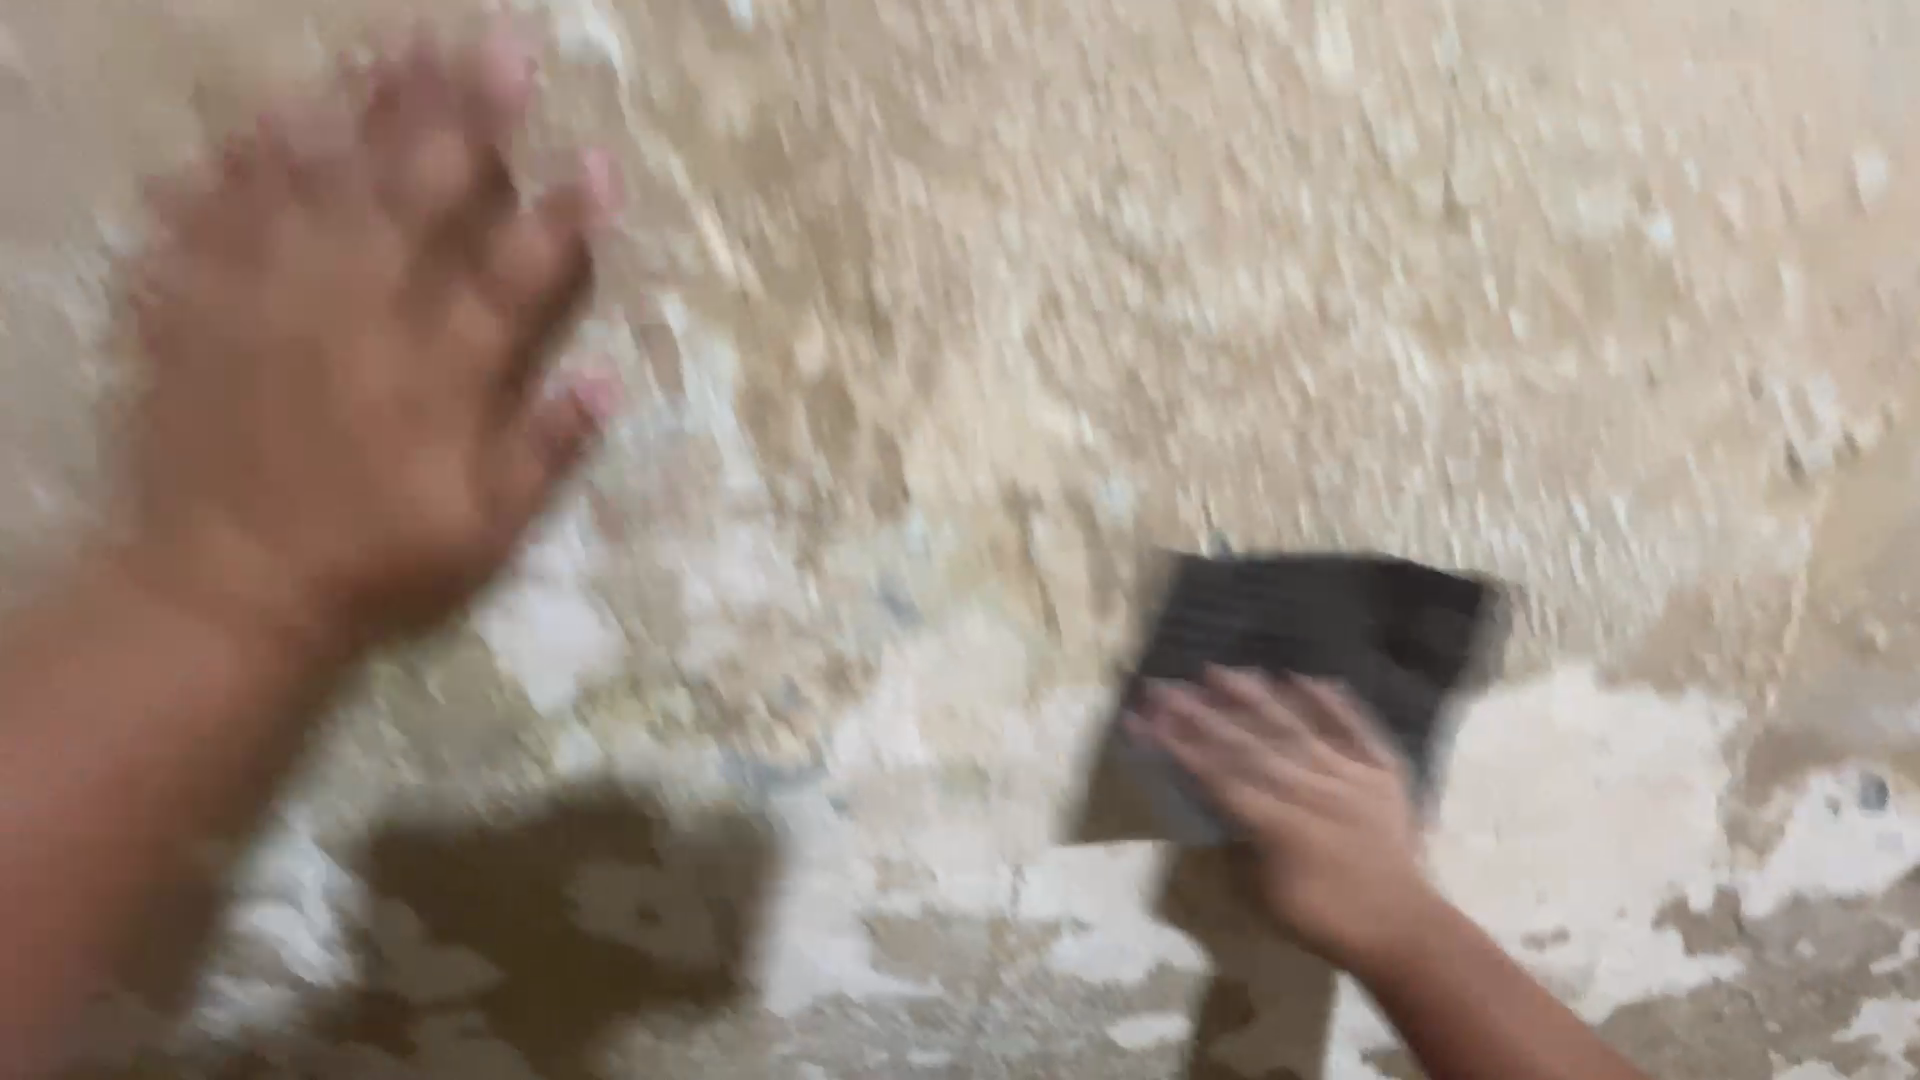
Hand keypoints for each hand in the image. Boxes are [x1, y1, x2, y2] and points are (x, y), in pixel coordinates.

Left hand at [119, 29, 619, 656]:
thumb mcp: (489, 530)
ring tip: (401, 46)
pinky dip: (238, 155)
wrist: (221, 590)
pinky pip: (208, 210)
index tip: (599, 163)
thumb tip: (610, 380)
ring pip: (317, 181)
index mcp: (438, 378)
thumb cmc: (380, 561)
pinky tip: (270, 110)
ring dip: (365, 108)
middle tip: (502, 49)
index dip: (561, 218)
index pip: (514, 276)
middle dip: (467, 119)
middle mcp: (356, 320)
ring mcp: (263, 303)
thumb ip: (548, 450)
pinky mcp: (188, 308)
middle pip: (417, 198)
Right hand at [1130, 667, 1441, 977]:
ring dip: (1254, 698)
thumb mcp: (1266, 896)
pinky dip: (1332, 703)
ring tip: (1221, 670)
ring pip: (1294, 728)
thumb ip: (1242, 846)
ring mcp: (1348, 776)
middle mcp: (1310, 790)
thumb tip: (1225, 809)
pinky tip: (1306, 677)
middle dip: (1200, 715)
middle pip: (1246, 745)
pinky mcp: (1381, 772)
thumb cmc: (1328, 921)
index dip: (1177, 746)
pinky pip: (1355, 730)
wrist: (1408, 931)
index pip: (1215, 775)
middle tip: (1167, 688)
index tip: (1147, 719)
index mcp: (1277, 825)